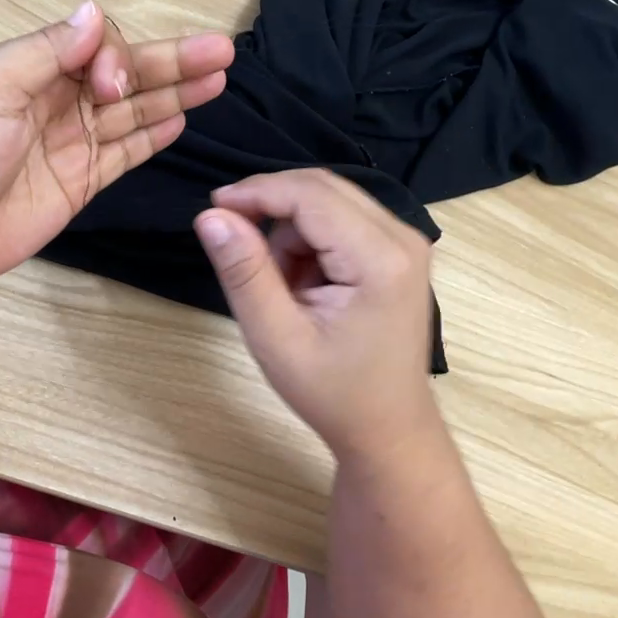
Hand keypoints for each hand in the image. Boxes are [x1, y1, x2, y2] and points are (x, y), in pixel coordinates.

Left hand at [0, 1, 233, 290]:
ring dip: (173, 94)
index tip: (111, 85)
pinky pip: (123, 154)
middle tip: (220, 52)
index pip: (95, 46)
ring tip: (215, 79)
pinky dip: (152, 136)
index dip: (117, 57)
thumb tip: (93, 14)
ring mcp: (69, 144)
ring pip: (133, 112)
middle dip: (172, 62)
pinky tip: (180, 121)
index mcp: (28, 70)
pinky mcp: (77, 184)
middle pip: (125, 75)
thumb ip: (43, 53)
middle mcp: (55, 101)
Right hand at [194, 170, 440, 457]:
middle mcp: (403, 237)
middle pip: (322, 188)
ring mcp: (406, 241)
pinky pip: (341, 218)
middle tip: (235, 245)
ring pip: (329, 200)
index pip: (311, 195)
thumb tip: (211, 215)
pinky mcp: (398, 250)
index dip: (258, 192)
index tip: (213, 208)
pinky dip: (310, 241)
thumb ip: (244, 272)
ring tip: (283, 289)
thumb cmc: (332, 392)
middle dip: (273, 209)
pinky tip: (306, 286)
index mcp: (380, 259)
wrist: (387, 429)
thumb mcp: (275, 338)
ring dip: (291, 231)